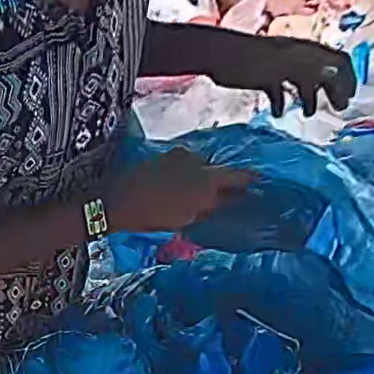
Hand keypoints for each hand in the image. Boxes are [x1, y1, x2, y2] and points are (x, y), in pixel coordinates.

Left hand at [110, 149, 252, 233]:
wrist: (115, 202)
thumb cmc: (151, 216)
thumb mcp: (184, 217)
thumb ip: (209, 206)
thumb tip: (230, 200)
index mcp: (205, 178)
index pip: (237, 175)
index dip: (249, 180)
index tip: (259, 183)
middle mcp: (196, 160)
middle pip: (218, 169)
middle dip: (226, 180)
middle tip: (232, 192)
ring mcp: (178, 156)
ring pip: (201, 166)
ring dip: (205, 177)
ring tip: (203, 193)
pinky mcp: (164, 157)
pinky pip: (185, 165)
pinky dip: (190, 174)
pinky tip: (185, 186)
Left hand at [211, 36, 357, 115]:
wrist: (219, 56)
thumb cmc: (249, 61)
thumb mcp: (282, 65)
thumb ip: (309, 67)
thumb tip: (336, 70)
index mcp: (305, 52)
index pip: (336, 62)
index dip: (347, 80)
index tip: (350, 99)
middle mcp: (296, 56)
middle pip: (323, 71)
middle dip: (332, 89)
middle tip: (337, 108)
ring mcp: (279, 66)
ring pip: (302, 80)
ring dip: (310, 96)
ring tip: (309, 113)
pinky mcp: (263, 76)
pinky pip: (279, 89)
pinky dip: (282, 100)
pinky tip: (278, 113)